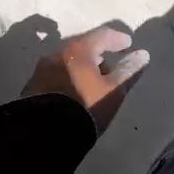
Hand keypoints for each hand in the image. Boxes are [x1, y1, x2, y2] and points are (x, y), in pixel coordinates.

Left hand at [22, 26, 149, 133]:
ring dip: (81, 67)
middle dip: (97, 54)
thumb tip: (143, 54)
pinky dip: (67, 78)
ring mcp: (41, 71)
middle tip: (109, 64)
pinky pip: (55, 76)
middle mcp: (57, 53)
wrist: (42, 138)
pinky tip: (73, 93)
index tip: (128, 44)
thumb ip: (128, 71)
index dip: (117, 39)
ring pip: (67, 62)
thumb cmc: (84, 108)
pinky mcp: (30, 89)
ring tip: (91, 82)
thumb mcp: (112, 91)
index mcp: (78, 49)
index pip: (102, 35)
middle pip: (82, 47)